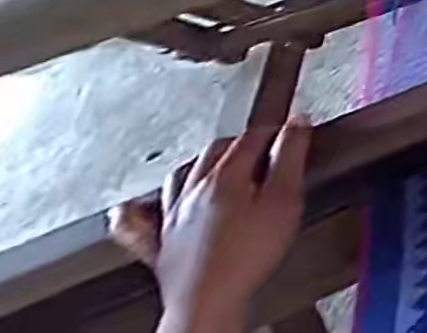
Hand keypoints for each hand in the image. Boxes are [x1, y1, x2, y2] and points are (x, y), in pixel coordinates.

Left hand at [109, 120, 310, 332]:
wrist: (210, 304)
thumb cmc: (251, 251)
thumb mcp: (286, 196)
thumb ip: (291, 155)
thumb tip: (296, 122)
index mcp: (225, 178)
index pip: (252, 138)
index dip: (276, 130)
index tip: (293, 130)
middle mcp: (192, 194)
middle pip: (215, 151)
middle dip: (243, 142)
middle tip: (267, 143)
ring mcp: (171, 221)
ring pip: (180, 177)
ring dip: (201, 163)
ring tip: (218, 161)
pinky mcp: (159, 247)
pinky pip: (136, 224)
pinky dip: (134, 211)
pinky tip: (130, 207)